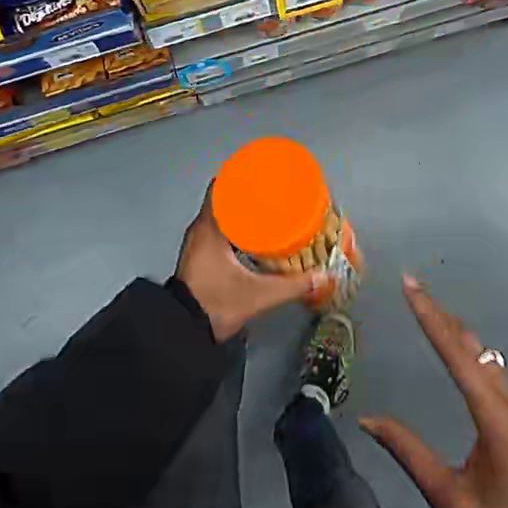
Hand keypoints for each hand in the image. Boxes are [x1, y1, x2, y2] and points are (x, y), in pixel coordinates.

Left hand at [175, 185, 324, 340]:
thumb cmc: (215, 303)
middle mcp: (199, 230)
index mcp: (208, 227)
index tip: (259, 176)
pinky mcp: (198, 260)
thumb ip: (292, 285)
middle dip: (245, 197)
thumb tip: (322, 277)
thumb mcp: (257, 294)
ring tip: (266, 216)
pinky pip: (216, 234)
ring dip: (239, 216)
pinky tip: (252, 240)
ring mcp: (196, 245)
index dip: (239, 178)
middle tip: (271, 197)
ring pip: (219, 219)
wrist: (185, 332)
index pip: (219, 188)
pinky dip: (233, 231)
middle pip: (222, 202)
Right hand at [359, 275, 507, 507]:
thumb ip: (409, 453)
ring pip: (486, 357)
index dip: (429, 316)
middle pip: (472, 348)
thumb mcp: (452, 500)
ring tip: (428, 308)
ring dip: (455, 331)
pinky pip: (496, 372)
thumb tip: (367, 420)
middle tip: (412, 286)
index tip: (408, 284)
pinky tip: (460, 348)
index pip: (456, 354)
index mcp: (498, 420)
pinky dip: (470, 351)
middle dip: (439, 314)